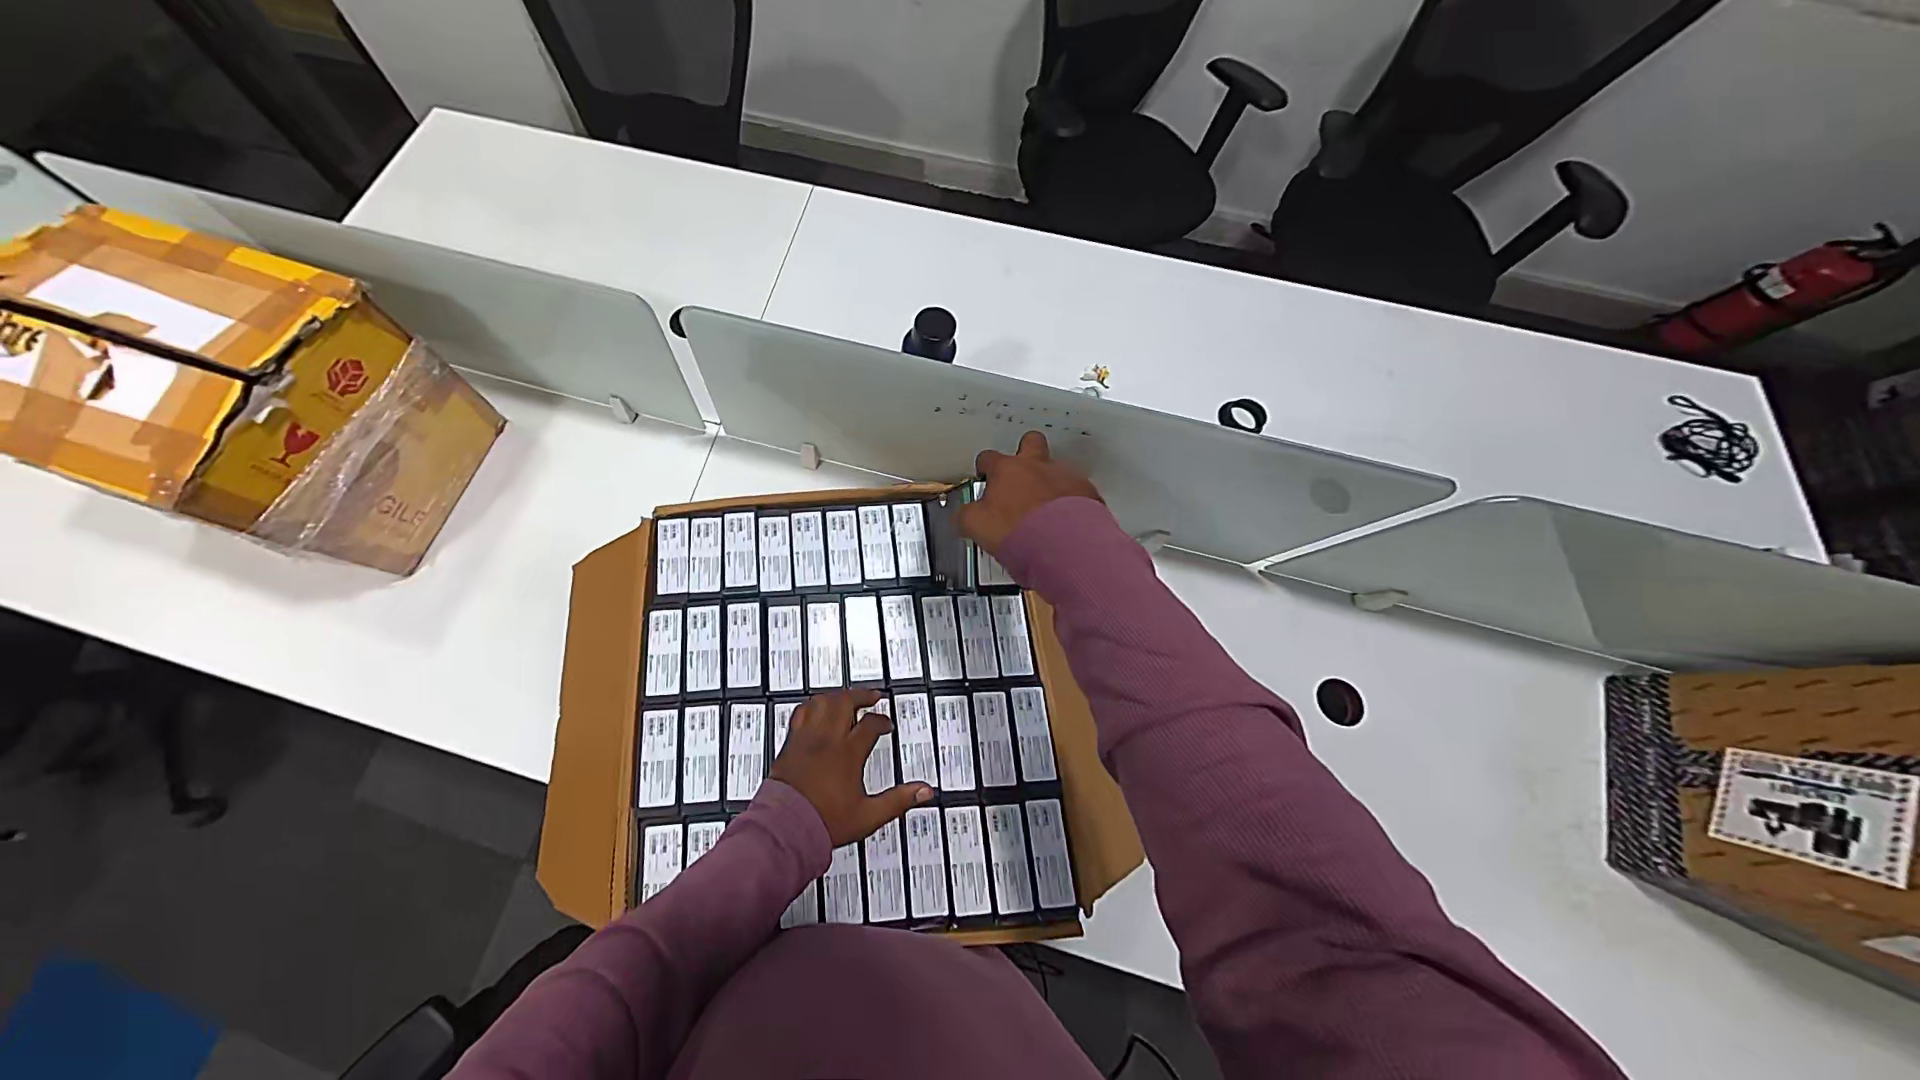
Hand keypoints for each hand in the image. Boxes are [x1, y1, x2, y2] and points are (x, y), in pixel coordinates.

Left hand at [769, 689, 933, 846]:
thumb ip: (898, 800)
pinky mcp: (790, 744)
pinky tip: (815, 708)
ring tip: (846, 697)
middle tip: (871, 696)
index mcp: (848, 754)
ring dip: (837, 696)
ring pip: (822, 702)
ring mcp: (806, 740)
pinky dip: (811, 705)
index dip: (881, 721)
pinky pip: (801, 713)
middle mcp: (827, 741)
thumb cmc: (822, 822)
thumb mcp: (869, 815)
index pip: (870, 725)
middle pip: (845, 702)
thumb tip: (922, 792)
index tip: (885, 725)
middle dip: (861, 695)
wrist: (785, 828)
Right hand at [953, 431, 1101, 554]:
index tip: (985, 477)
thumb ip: (966, 517)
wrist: (1066, 546)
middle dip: (1024, 453)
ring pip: (1056, 467)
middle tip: (1019, 475)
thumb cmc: (1022, 533)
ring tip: (1045, 508)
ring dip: (1050, 481)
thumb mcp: (977, 527)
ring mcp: (1065, 477)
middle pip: (1030, 442)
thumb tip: (961, 518)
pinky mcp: (1087, 493)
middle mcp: (1038, 466)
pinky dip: (1071, 502)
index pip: (988, 458)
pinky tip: (1066, 522)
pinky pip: (1078, 490)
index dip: (985, 468)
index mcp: (1007, 470)